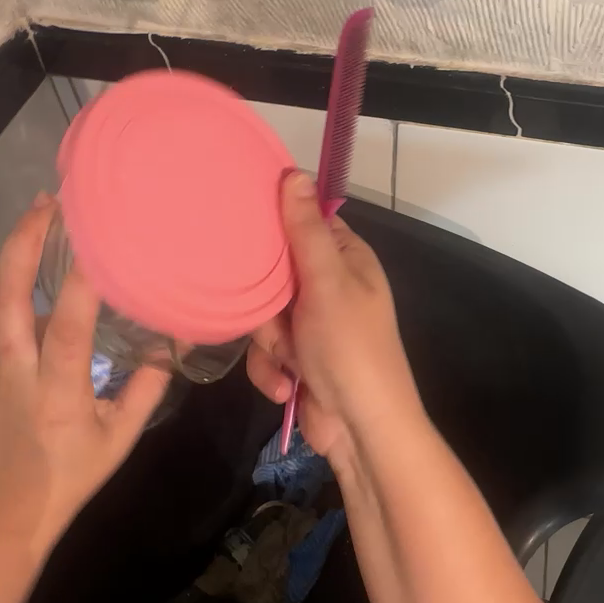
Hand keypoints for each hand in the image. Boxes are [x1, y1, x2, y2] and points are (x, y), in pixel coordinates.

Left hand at [0, 194, 170, 539]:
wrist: (1, 512)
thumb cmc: (70, 475)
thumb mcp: (120, 438)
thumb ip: (146, 388)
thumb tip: (169, 343)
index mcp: (59, 394)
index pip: (69, 328)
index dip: (82, 281)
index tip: (94, 235)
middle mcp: (13, 375)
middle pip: (9, 297)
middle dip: (24, 243)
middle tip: (46, 203)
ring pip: (5, 312)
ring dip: (28, 282)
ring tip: (52, 259)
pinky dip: (18, 326)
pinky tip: (35, 338)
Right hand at [247, 172, 424, 469]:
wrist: (361, 429)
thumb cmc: (350, 349)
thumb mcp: (327, 283)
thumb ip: (305, 231)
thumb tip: (294, 173)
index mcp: (346, 260)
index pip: (304, 221)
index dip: (275, 225)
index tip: (242, 227)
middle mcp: (329, 287)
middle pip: (272, 272)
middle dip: (268, 305)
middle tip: (278, 319)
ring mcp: (312, 326)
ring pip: (262, 315)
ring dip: (269, 345)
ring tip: (290, 360)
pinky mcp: (297, 359)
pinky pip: (264, 351)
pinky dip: (272, 372)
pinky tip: (288, 387)